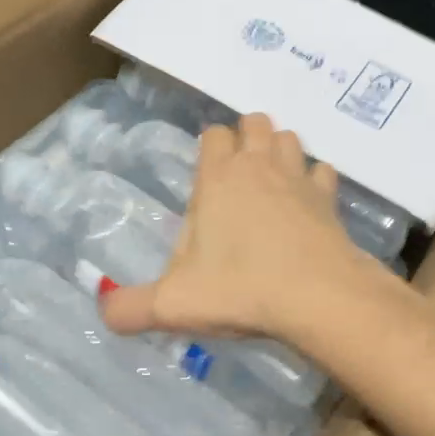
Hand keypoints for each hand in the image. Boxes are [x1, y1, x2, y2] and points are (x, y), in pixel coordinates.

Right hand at [101, 113, 395, 341]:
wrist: (318, 298)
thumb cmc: (240, 289)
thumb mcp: (174, 304)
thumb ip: (131, 308)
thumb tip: (105, 312)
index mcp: (218, 178)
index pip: (213, 134)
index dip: (209, 146)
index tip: (206, 176)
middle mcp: (259, 167)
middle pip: (255, 123)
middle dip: (247, 137)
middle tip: (239, 174)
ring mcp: (298, 178)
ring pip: (290, 138)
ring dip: (281, 151)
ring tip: (272, 182)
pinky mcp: (330, 199)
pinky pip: (323, 172)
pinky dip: (315, 180)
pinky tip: (308, 204)